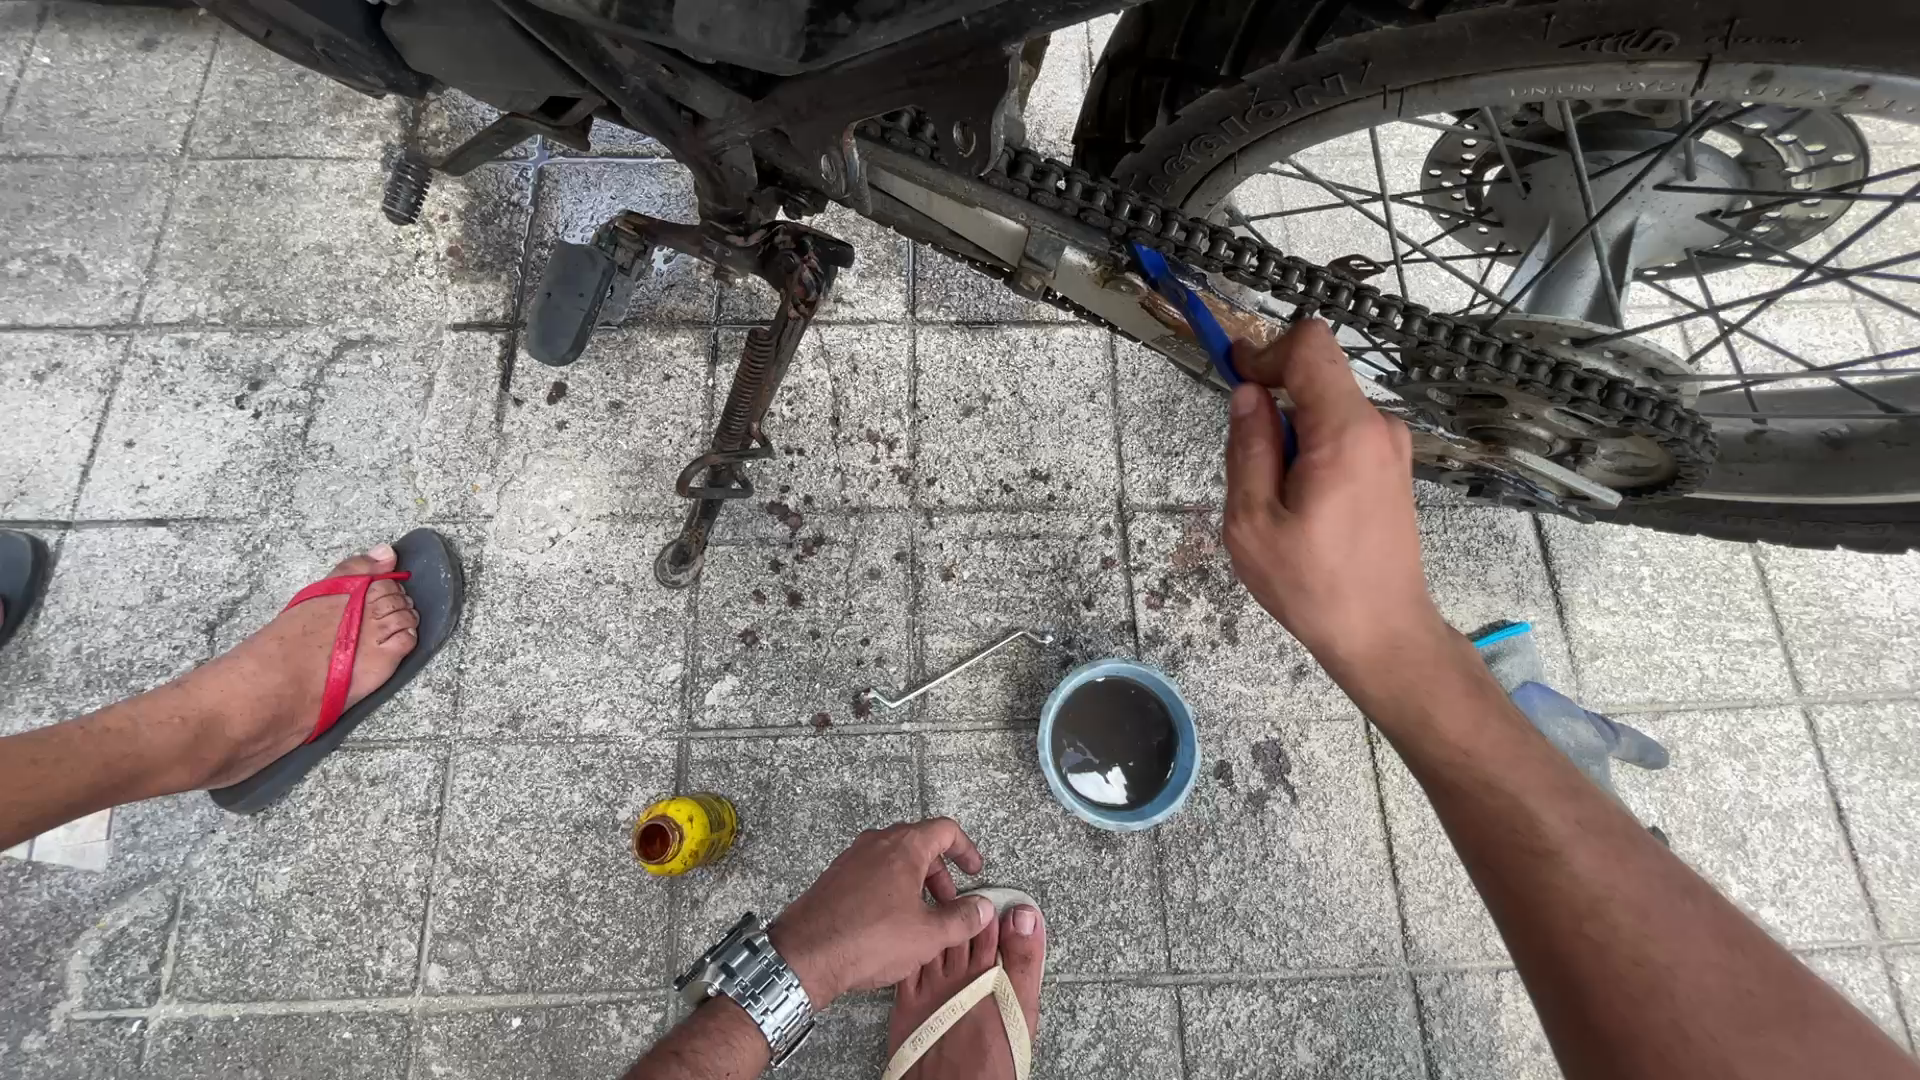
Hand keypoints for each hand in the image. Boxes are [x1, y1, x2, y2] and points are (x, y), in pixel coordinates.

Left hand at [768, 818, 994, 1006]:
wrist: (806, 954)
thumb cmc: (867, 938)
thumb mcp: (928, 934)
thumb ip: (962, 918)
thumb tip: (982, 908)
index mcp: (904, 846)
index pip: (945, 830)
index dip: (966, 848)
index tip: (974, 869)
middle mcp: (878, 842)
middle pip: (920, 844)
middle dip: (941, 873)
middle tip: (950, 903)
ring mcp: (853, 857)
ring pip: (895, 859)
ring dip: (915, 882)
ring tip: (921, 917)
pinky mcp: (837, 876)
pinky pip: (873, 872)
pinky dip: (891, 887)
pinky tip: (890, 922)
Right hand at [1224, 319, 1452, 675]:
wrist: (1382, 633)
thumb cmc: (1311, 583)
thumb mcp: (1252, 520)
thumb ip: (1248, 448)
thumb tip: (1247, 396)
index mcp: (1345, 432)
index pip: (1310, 346)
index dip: (1264, 351)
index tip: (1232, 377)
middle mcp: (1378, 427)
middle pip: (1316, 377)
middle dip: (1271, 403)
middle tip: (1245, 463)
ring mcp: (1391, 448)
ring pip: (1325, 410)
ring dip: (1289, 435)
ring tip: (1273, 498)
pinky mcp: (1391, 469)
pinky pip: (1341, 436)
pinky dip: (1310, 451)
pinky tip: (1300, 505)